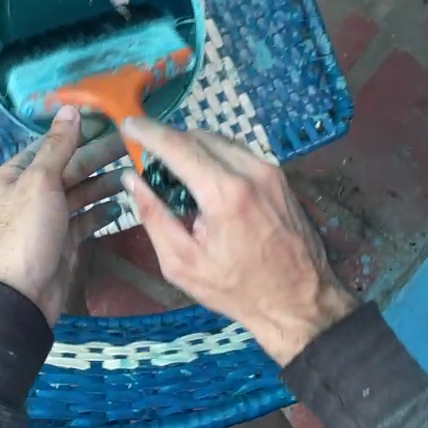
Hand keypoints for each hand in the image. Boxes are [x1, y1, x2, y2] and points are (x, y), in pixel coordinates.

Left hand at [0, 107, 125, 325]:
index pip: (53, 144)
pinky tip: (122, 206)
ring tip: (135, 173)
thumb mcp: (41, 182)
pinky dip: (102, 212)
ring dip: (106, 183)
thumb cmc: (28, 232)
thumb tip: (71, 109)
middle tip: (133, 145)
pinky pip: (86, 218)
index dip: (81, 132)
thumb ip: (58, 146)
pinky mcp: (65, 239)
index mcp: (18, 173)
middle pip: (71, 167)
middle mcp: (32, 191)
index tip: (113, 120)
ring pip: (82, 192)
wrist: (24, 293)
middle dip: (100, 156)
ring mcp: (50, 216)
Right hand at [120, 117, 356, 364]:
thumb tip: (132, 180)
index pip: (178, 146)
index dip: (148, 131)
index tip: (128, 124)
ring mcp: (271, 172)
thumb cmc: (237, 290)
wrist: (299, 302)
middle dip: (170, 141)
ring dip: (194, 148)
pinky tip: (207, 182)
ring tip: (176, 173)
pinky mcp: (281, 178)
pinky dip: (217, 157)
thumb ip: (154, 217)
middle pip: (199, 137)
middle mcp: (251, 172)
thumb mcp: (183, 264)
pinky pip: (240, 153)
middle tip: (149, 158)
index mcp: (224, 193)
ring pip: (221, 141)